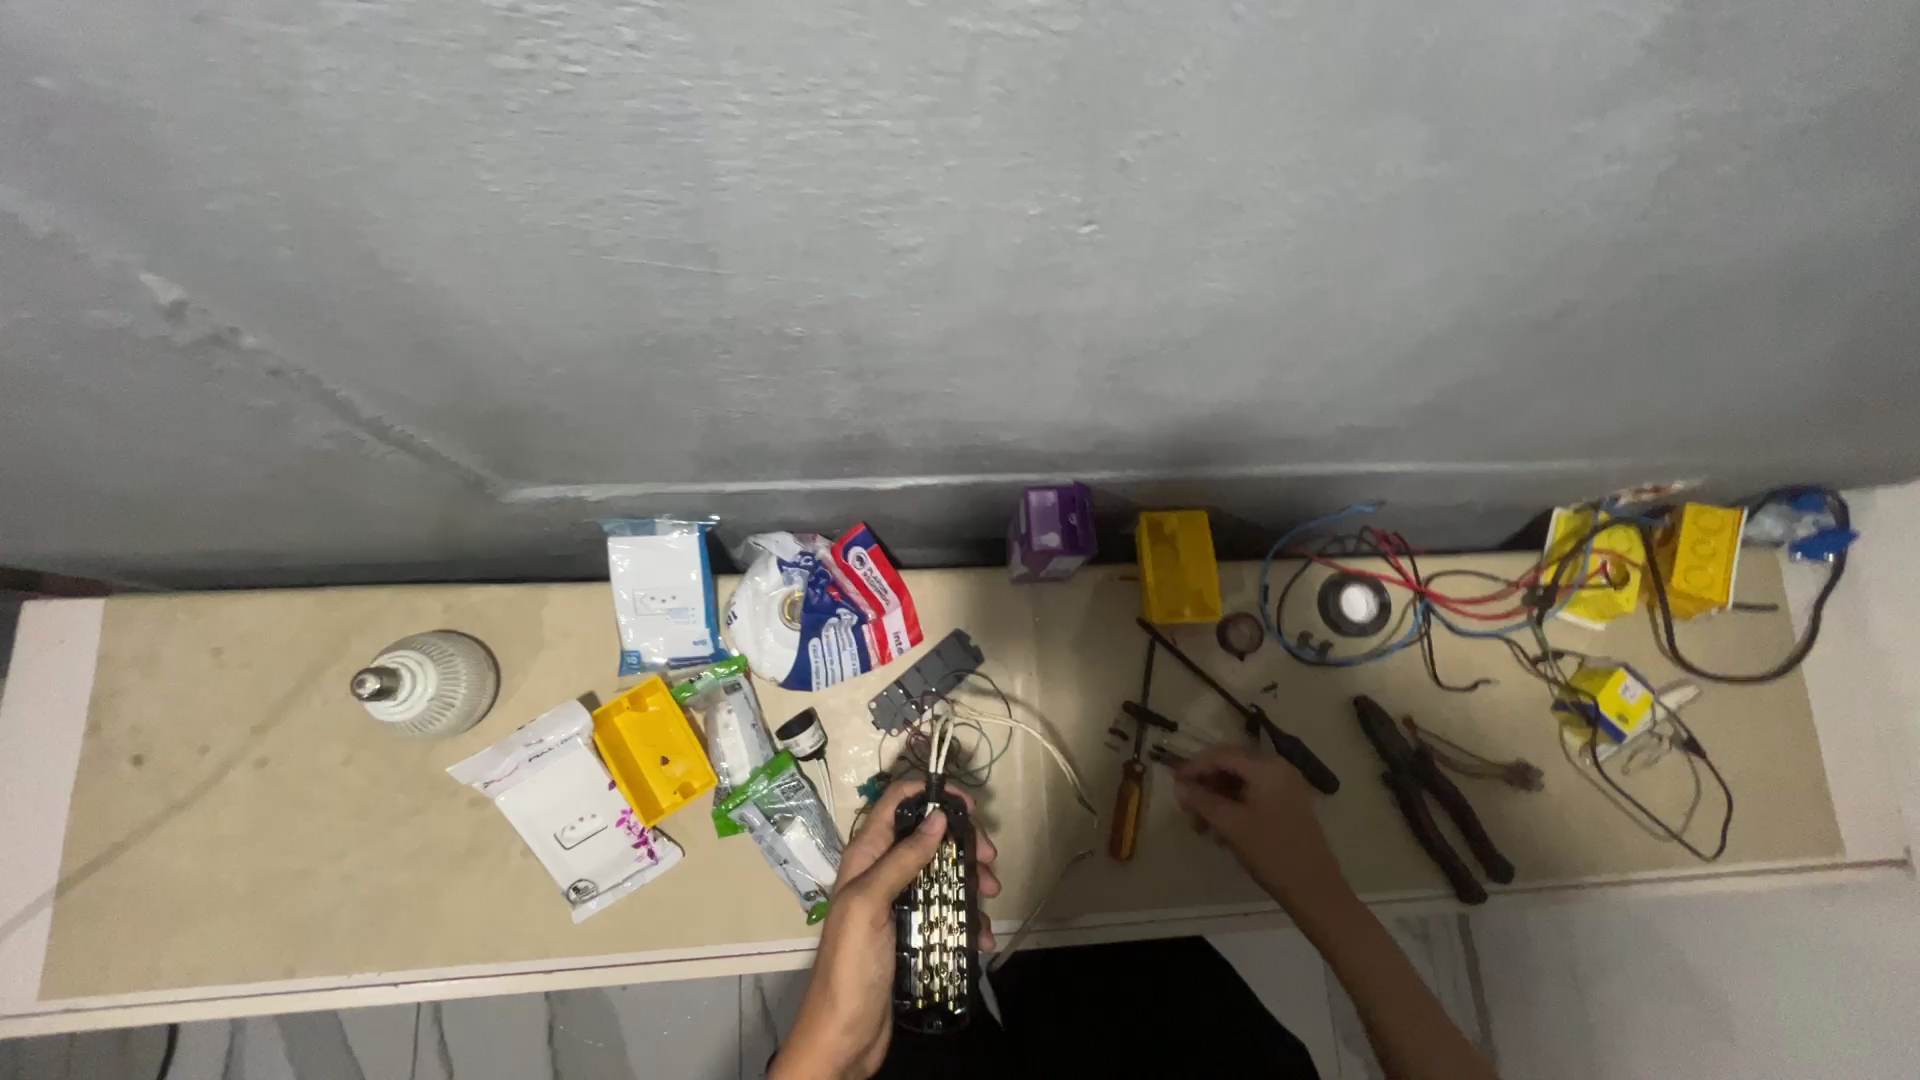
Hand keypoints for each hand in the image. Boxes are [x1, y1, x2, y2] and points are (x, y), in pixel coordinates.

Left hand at [772, 779, 999, 1079]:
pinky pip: (947, 912)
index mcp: (866, 856)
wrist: (843, 1038)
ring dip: (971, 878)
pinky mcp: (914, 933)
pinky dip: (968, 918)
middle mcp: (883, 872)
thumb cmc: (850, 966)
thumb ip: (901, 859)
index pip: (897, 803)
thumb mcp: (870, 905)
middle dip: (962, 841)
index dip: (931, 794)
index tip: (968, 804)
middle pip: (928, 836)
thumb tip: (937, 816)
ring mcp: (900, 903)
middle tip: (990, 856)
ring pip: (942, 873)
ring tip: (991, 894)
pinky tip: (982, 935)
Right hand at [1172, 745, 1352, 917]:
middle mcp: (1277, 768)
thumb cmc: (1271, 852)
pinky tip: (1220, 831)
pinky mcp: (1288, 805)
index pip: (1220, 755)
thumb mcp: (1229, 824)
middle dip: (1205, 785)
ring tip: (1200, 826)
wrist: (1315, 890)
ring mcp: (1285, 787)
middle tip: (1186, 808)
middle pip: (1230, 766)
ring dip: (1216, 799)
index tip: (1172, 783)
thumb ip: (1201, 800)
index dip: (1193, 766)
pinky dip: (1233, 807)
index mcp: (1266, 767)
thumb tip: (1178, 786)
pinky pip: (1252, 795)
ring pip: (1239, 783)